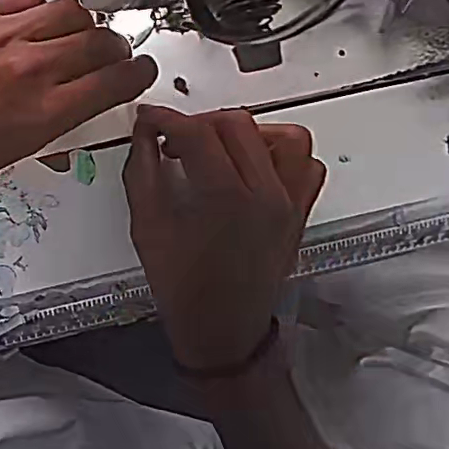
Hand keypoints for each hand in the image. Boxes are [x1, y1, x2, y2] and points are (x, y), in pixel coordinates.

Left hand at [0, 0, 156, 207]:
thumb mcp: (28, 147)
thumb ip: (71, 119)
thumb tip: (98, 97)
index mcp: (46, 111)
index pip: (114, 81)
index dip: (137, 73)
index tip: (140, 70)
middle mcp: (28, 69)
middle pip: (99, 41)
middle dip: (114, 48)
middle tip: (110, 54)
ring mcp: (1, 36)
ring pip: (70, 12)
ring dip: (81, 26)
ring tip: (72, 38)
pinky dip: (39, 9)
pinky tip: (34, 24)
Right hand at [123, 106, 326, 369]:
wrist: (221, 330)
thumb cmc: (184, 288)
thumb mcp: (147, 226)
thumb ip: (142, 171)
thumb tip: (145, 135)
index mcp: (225, 197)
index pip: (196, 132)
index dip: (165, 119)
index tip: (150, 119)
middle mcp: (265, 195)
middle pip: (237, 124)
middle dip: (199, 123)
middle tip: (175, 137)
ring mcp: (289, 203)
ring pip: (282, 136)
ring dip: (246, 131)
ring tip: (218, 146)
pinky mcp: (301, 212)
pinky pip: (306, 164)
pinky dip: (283, 153)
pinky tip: (255, 163)